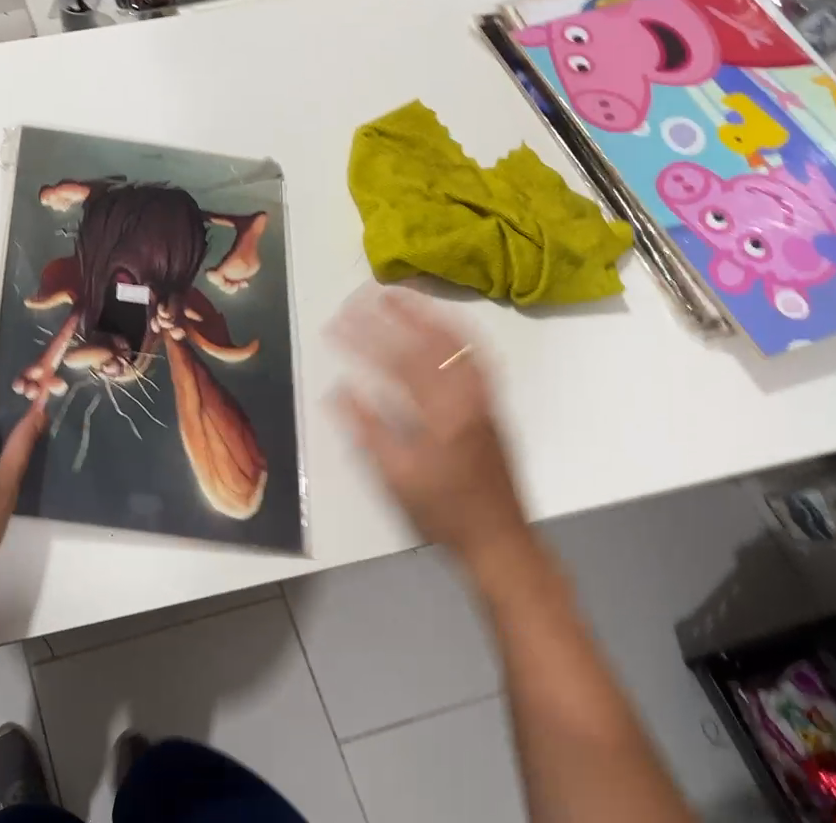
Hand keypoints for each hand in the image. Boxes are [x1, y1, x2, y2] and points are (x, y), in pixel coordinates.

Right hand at [333, 291, 529, 561]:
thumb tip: (339, 391)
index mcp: (440, 414)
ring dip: (428, 315)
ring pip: (458, 344)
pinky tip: (441, 328)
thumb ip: (368, 430)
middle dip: (393, 315)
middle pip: (429, 342)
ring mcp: (486, 399)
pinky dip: (456, 334)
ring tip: (402, 296)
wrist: (501, 539)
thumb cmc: (442, 512)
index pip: (396, 362)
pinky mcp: (492, 406)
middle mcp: (468, 397)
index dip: (363, 339)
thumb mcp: (396, 476)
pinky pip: (476, 357)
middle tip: (362, 297)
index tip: (335, 324)